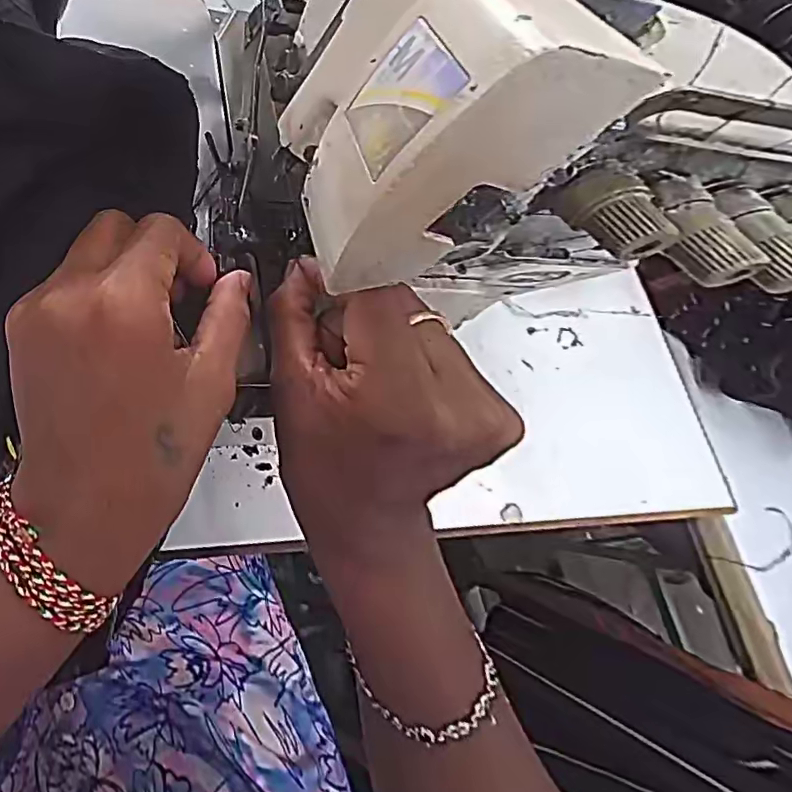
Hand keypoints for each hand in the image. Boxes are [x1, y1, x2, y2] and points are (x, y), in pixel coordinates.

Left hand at [4, 211, 251, 595]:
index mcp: (120, 302)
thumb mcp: (209, 384)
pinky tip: (114, 339)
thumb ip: (229, 315)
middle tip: (176, 293)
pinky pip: (62, 283)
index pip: (159, 229)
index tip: (202, 281)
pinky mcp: (21, 329)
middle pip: (116, 226)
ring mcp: (38, 311)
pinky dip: (91, 293)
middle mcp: (69, 295)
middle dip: (153, 249)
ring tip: (145, 323)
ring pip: (86, 252)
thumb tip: (234, 282)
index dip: (193, 251)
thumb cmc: (141, 462)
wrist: (79, 508)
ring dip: (121, 270)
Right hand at [269, 258, 524, 572]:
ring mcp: (483, 410)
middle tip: (349, 366)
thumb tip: (306, 270)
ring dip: (396, 339)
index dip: (343, 295)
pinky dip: (422, 360)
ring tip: (377, 384)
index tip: (327, 305)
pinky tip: (402, 395)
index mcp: (398, 399)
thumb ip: (294, 316)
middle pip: (405, 306)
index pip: (377, 295)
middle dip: (367, 323)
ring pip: (428, 323)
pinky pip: (451, 350)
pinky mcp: (499, 413)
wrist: (367, 521)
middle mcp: (453, 404)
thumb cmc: (328, 474)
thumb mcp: (292, 389)